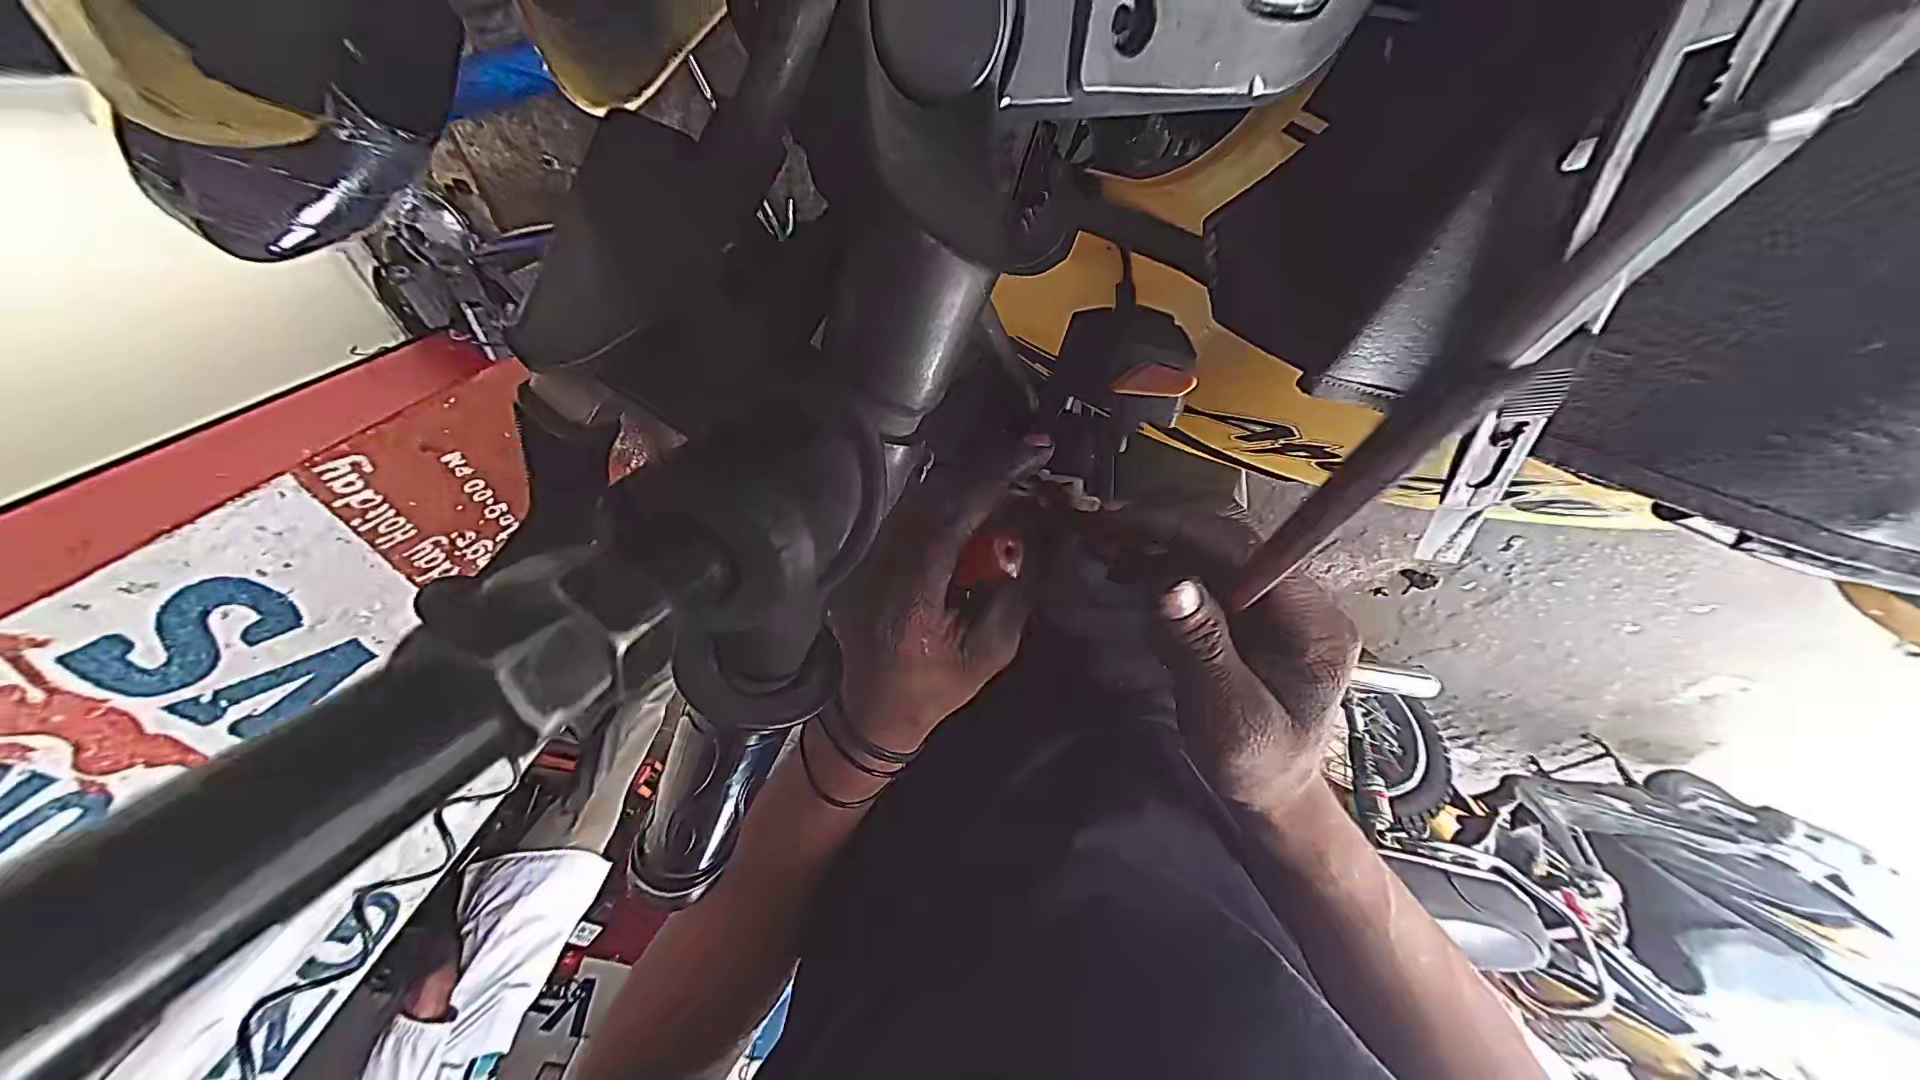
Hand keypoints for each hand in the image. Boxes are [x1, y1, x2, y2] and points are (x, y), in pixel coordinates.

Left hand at [829, 434, 1053, 749]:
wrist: (874, 712)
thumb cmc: (935, 689)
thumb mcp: (990, 652)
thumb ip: (1017, 595)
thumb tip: (1043, 543)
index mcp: (911, 600)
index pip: (950, 522)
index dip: (989, 486)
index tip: (1024, 463)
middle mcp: (879, 572)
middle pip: (930, 501)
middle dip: (980, 478)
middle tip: (1022, 468)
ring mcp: (863, 566)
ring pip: (914, 503)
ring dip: (960, 489)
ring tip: (1002, 487)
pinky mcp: (861, 564)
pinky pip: (903, 519)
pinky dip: (939, 506)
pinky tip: (967, 510)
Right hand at [1092, 508, 1359, 818]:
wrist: (1270, 788)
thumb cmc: (1257, 763)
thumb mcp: (1229, 717)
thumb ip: (1202, 650)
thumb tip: (1172, 586)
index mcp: (1312, 621)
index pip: (1246, 549)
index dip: (1181, 528)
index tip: (1123, 523)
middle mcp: (1296, 597)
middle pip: (1226, 537)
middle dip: (1160, 528)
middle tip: (1101, 527)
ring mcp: (1269, 599)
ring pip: (1208, 547)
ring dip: (1153, 541)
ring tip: (1103, 542)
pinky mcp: (1244, 607)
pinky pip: (1199, 569)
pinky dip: (1157, 562)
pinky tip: (1125, 566)